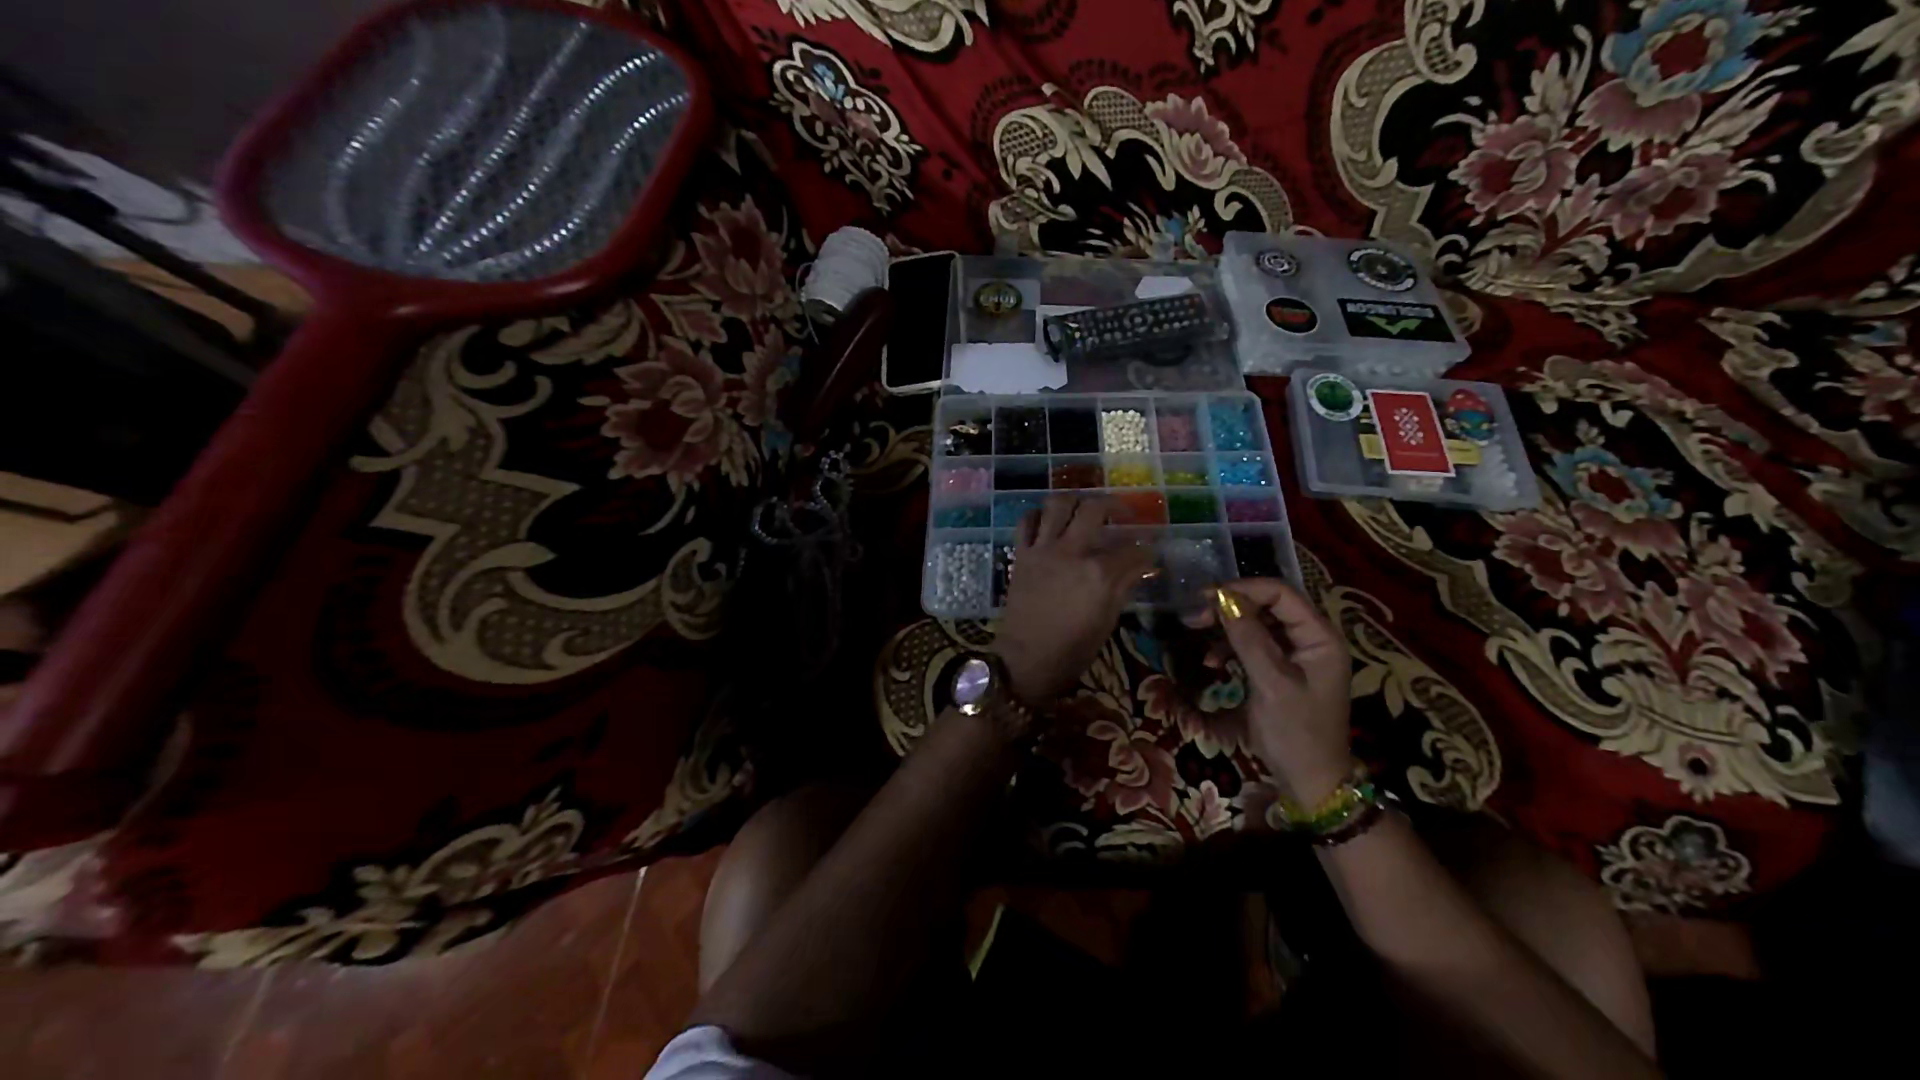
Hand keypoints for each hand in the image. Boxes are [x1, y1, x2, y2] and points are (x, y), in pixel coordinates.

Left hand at [994, 495, 1155, 706]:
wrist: (1026, 660)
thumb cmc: (1072, 649)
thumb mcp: (1108, 621)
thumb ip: (1123, 586)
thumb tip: (1139, 566)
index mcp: (1099, 573)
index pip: (1133, 548)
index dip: (1146, 549)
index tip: (1150, 550)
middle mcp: (1072, 551)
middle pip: (1095, 509)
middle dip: (1115, 506)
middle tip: (1122, 514)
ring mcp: (1043, 549)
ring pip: (1058, 504)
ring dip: (1075, 501)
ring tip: (1085, 509)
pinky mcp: (1021, 554)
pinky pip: (1027, 521)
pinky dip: (1039, 515)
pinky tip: (1049, 521)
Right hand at [1209, 579, 1353, 804]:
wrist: (1310, 781)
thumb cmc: (1296, 733)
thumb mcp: (1271, 684)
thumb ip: (1249, 640)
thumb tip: (1223, 601)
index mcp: (1320, 638)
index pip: (1282, 594)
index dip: (1244, 590)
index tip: (1207, 598)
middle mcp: (1311, 639)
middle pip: (1268, 606)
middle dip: (1231, 607)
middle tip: (1194, 614)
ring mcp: (1296, 655)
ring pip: (1257, 624)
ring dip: (1226, 627)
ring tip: (1196, 632)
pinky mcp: (1281, 670)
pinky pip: (1253, 645)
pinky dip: (1230, 648)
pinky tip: (1211, 661)